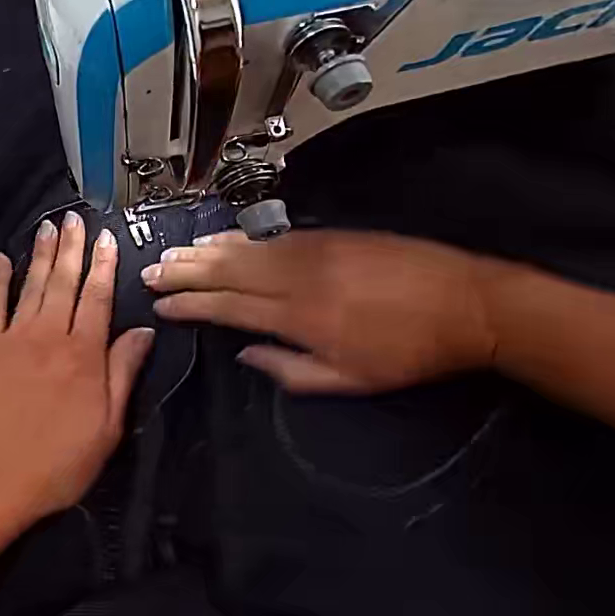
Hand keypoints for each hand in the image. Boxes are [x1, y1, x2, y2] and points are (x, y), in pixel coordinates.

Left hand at [0, 212, 155, 526]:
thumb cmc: (60, 459)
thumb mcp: (109, 424)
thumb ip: (124, 371)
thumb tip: (145, 330)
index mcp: (84, 352)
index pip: (98, 297)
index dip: (104, 265)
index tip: (107, 238)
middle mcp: (51, 335)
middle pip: (64, 282)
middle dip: (72, 247)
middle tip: (74, 217)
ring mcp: (16, 339)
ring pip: (33, 286)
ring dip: (42, 254)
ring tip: (47, 225)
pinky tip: (3, 259)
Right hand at [143, 229, 555, 393]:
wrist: (464, 300)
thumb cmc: (409, 351)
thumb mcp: (352, 380)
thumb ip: (292, 371)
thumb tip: (246, 354)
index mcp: (299, 316)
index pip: (229, 307)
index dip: (191, 304)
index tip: (162, 303)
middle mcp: (296, 275)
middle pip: (227, 270)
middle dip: (185, 271)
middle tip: (151, 270)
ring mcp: (311, 249)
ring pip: (244, 247)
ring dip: (205, 250)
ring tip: (174, 252)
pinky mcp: (326, 235)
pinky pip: (269, 236)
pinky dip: (239, 238)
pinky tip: (222, 238)